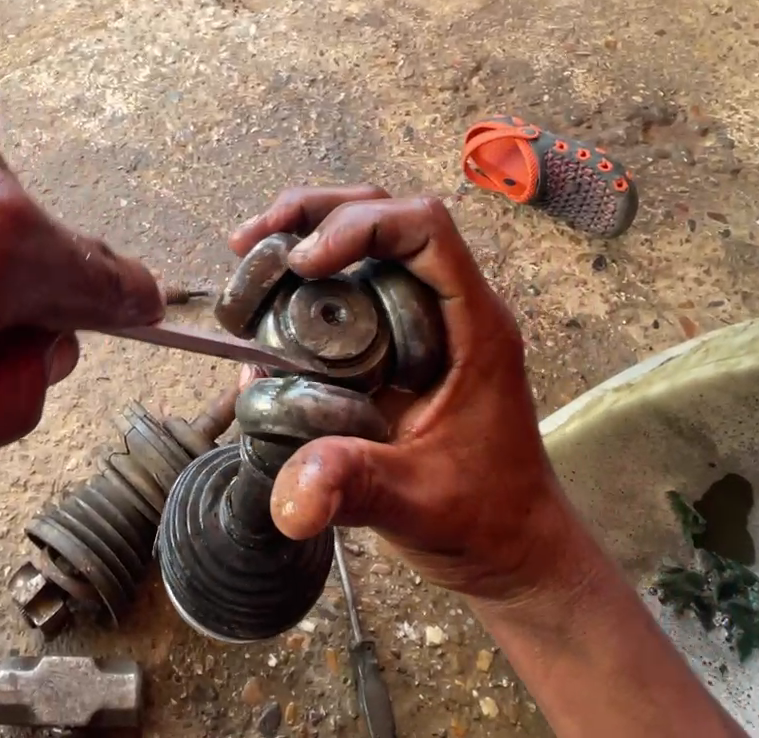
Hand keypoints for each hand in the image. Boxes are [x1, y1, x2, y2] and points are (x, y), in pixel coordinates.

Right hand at [229, 186, 582, 602]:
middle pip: (384, 212)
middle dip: (313, 213)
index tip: (303, 265)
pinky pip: (350, 283)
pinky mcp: (395, 339)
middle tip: (252, 240)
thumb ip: (355, 487)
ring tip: (249, 255)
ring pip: (364, 240)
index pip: (424, 229)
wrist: (509, 546)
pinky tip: (265, 307)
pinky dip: (304, 279)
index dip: (359, 227)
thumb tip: (288, 497)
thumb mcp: (417, 502)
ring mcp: (420, 318)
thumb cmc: (483, 517)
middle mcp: (445, 306)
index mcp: (471, 326)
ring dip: (302, 234)